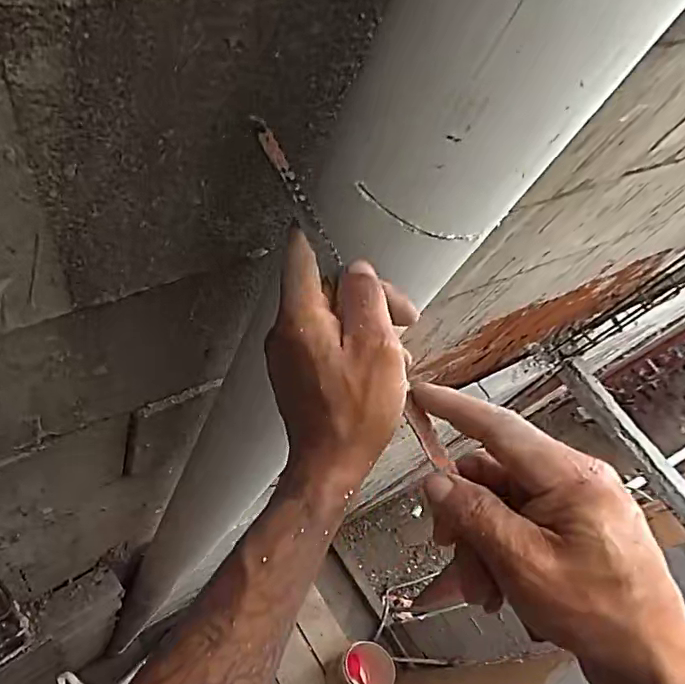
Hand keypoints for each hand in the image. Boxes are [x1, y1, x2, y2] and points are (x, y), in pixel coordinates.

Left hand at [266, 227, 413, 497]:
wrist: (329, 464)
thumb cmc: (354, 415)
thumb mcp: (376, 346)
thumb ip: (365, 297)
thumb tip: (357, 270)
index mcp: (299, 319)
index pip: (299, 257)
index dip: (317, 237)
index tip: (324, 219)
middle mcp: (283, 333)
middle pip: (323, 289)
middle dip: (364, 297)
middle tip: (401, 320)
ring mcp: (285, 355)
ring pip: (327, 317)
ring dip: (363, 325)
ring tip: (393, 355)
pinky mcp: (293, 373)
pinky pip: (322, 342)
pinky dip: (349, 346)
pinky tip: (374, 369)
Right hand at [412, 383, 684, 683]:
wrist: (646, 658)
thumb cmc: (596, 611)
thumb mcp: (521, 561)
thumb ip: (474, 515)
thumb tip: (436, 481)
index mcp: (571, 478)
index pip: (500, 429)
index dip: (455, 410)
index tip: (423, 395)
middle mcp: (576, 482)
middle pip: (492, 477)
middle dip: (464, 517)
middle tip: (449, 554)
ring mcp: (577, 506)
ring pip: (500, 506)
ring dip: (479, 546)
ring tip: (483, 589)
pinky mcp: (575, 529)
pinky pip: (519, 525)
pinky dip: (499, 553)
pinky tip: (499, 588)